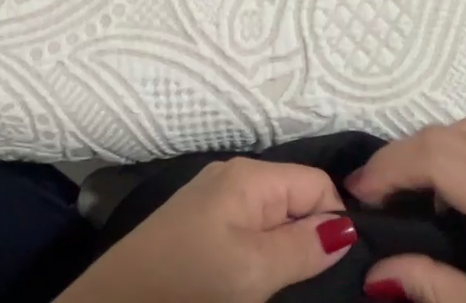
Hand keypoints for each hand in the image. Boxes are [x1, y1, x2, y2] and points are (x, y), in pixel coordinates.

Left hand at [54, 157, 358, 302]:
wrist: (118, 302)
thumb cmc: (190, 281)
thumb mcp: (255, 269)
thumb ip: (304, 245)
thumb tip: (347, 225)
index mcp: (249, 175)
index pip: (318, 182)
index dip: (335, 222)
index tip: (335, 267)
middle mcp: (233, 175)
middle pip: (296, 197)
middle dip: (311, 236)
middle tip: (312, 283)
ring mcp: (214, 198)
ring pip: (274, 216)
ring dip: (286, 249)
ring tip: (285, 285)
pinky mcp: (200, 223)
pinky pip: (250, 227)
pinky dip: (261, 251)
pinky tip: (257, 279)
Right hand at [345, 120, 465, 302]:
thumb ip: (437, 289)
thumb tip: (375, 269)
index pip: (432, 156)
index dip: (385, 169)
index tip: (355, 198)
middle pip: (442, 135)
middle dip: (397, 160)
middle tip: (368, 198)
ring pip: (463, 130)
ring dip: (425, 152)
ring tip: (401, 194)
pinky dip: (453, 153)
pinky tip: (448, 193)